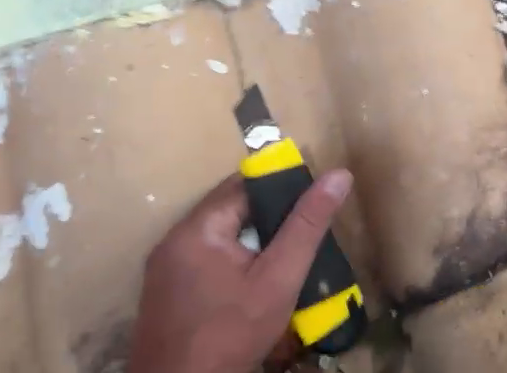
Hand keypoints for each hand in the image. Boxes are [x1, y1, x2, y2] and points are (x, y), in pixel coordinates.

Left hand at [127, 169, 353, 372]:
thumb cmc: (231, 334)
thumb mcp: (280, 276)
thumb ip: (308, 223)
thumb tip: (340, 174)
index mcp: (196, 231)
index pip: (246, 184)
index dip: (284, 182)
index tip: (316, 195)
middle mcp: (173, 242)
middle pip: (233, 206)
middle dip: (274, 210)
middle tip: (310, 223)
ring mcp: (166, 269)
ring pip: (224, 231)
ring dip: (258, 233)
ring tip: (292, 247)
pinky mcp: (168, 292)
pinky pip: (210, 254)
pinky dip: (240, 254)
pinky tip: (263, 274)